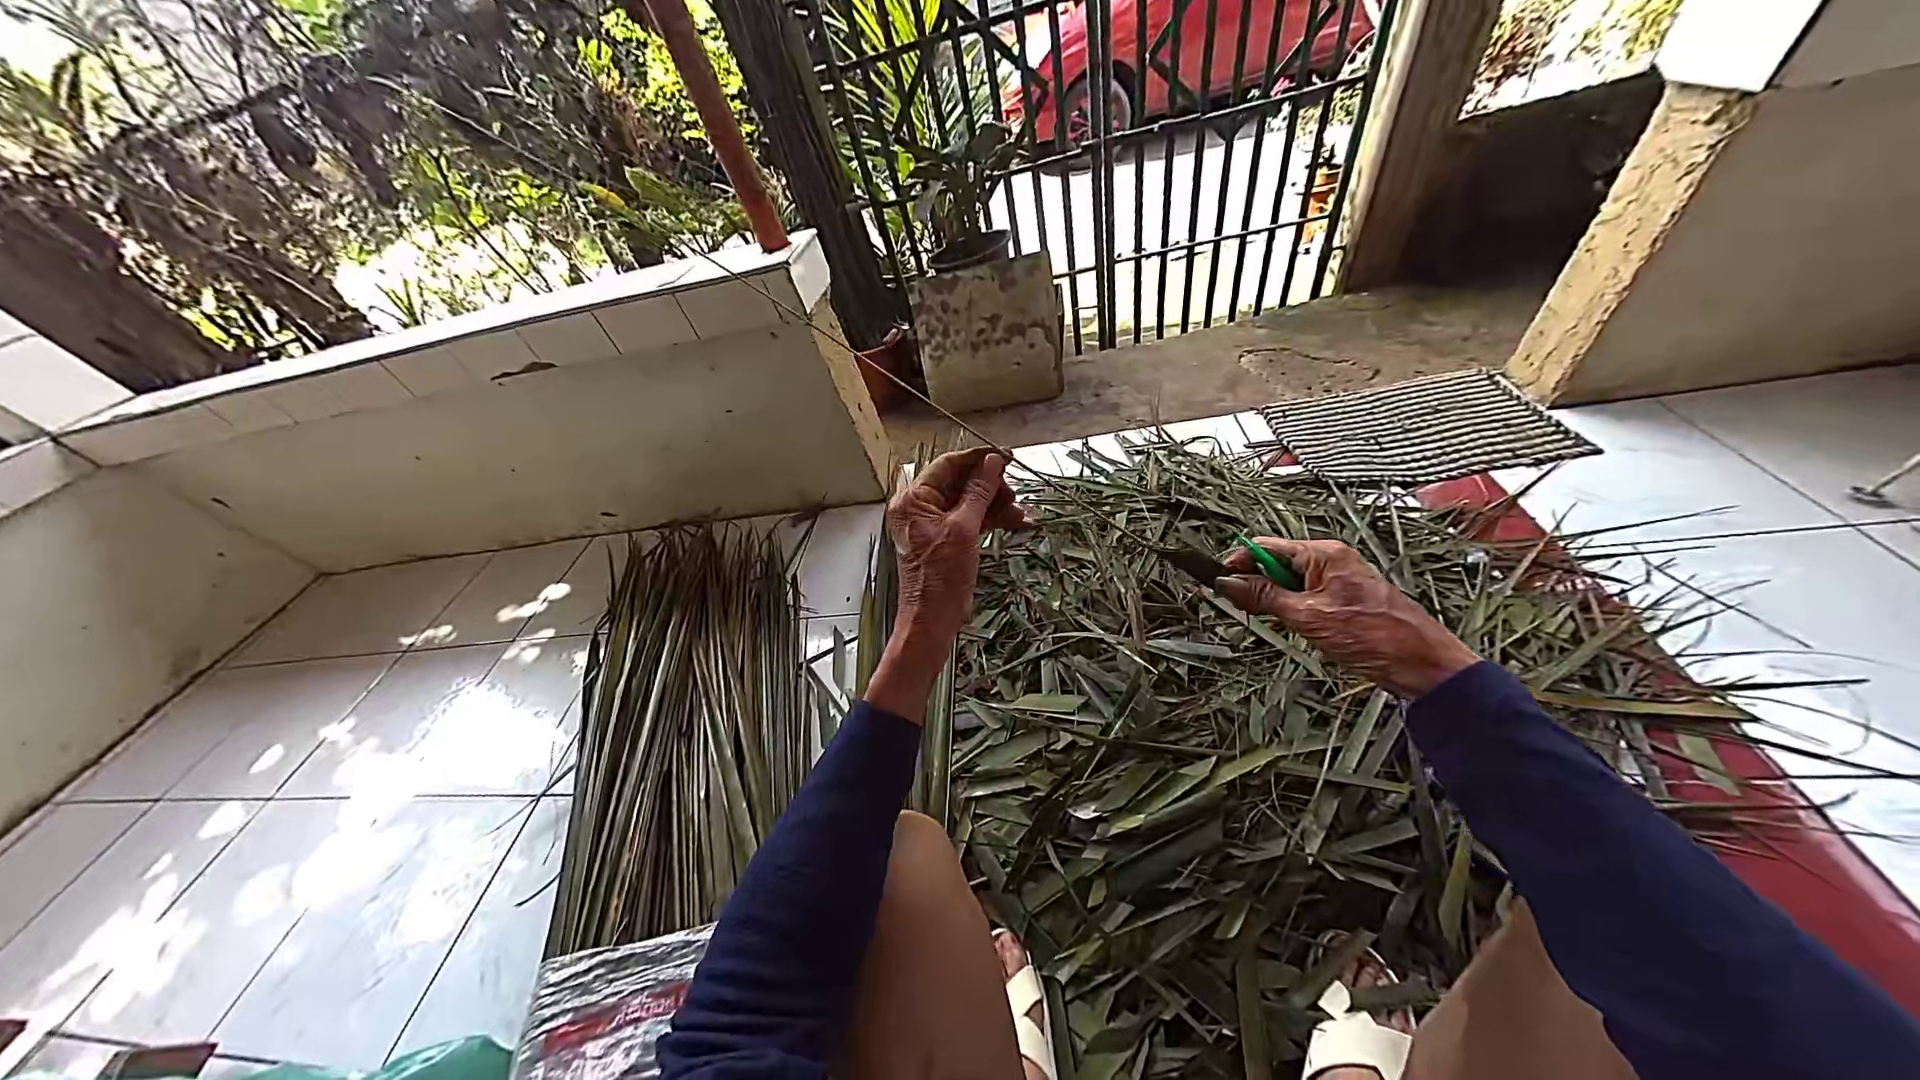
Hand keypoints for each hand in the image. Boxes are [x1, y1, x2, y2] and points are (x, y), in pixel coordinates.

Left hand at [866, 448, 1030, 722]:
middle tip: (1014, 493)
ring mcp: (935, 525)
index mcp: (914, 500)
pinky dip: (992, 521)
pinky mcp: (948, 540)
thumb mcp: (963, 529)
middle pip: (961, 483)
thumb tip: (992, 463)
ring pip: (971, 502)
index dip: (978, 459)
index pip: (948, 465)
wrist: (934, 619)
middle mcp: (921, 508)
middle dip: (991, 486)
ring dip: (997, 505)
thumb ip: (979, 492)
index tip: (1005, 456)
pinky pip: (972, 520)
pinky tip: (1017, 523)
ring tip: (1020, 513)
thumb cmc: (940, 577)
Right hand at [1214, 537, 1478, 698]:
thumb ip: (1263, 596)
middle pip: (1274, 563)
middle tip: (1241, 608)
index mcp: (1323, 554)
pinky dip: (1289, 610)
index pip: (1265, 547)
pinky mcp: (1341, 601)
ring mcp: (1336, 581)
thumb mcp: (1306, 616)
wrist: (1422, 666)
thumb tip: (1226, 582)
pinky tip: (1291, 627)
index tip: (1218, 582)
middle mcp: (1329, 561)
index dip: (1239, 563)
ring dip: (1271, 600)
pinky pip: (1303, 597)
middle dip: (1254, 584)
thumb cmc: (1375, 636)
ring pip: (1287, 583)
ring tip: (1269, 621)